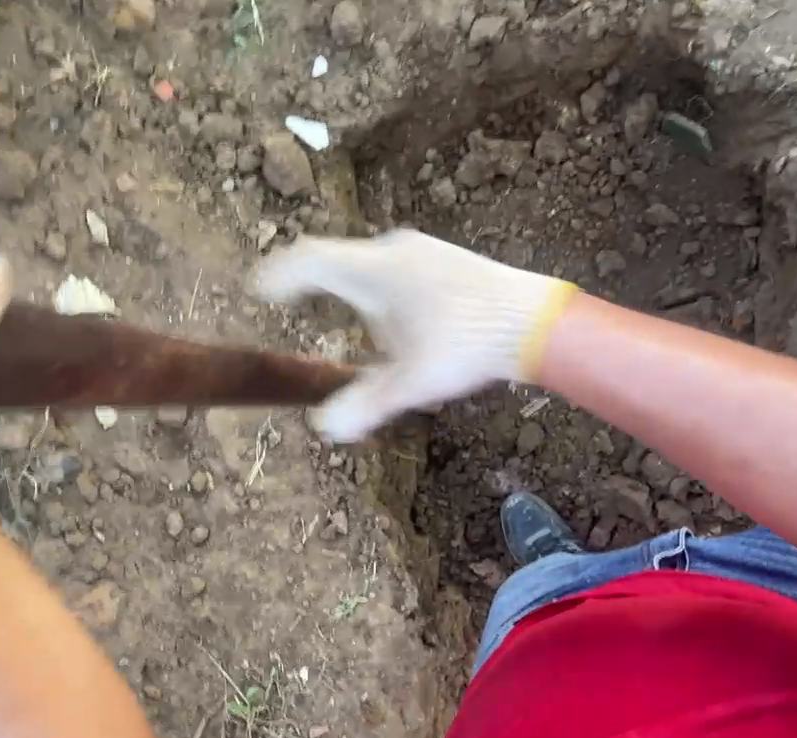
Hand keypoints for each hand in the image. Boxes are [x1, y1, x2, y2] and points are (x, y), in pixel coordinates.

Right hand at [256, 230, 578, 441]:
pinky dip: (388, 298)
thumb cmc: (465, 345)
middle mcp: (394, 251)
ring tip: (366, 336)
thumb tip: (325, 428)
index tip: (261, 289)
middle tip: (301, 306)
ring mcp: (424, 251)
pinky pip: (400, 273)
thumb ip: (365, 405)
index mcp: (373, 271)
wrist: (535, 321)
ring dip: (361, 299)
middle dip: (322, 290)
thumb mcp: (409, 384)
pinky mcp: (448, 261)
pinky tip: (409, 329)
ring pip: (374, 270)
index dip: (281, 275)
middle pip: (341, 264)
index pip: (311, 261)